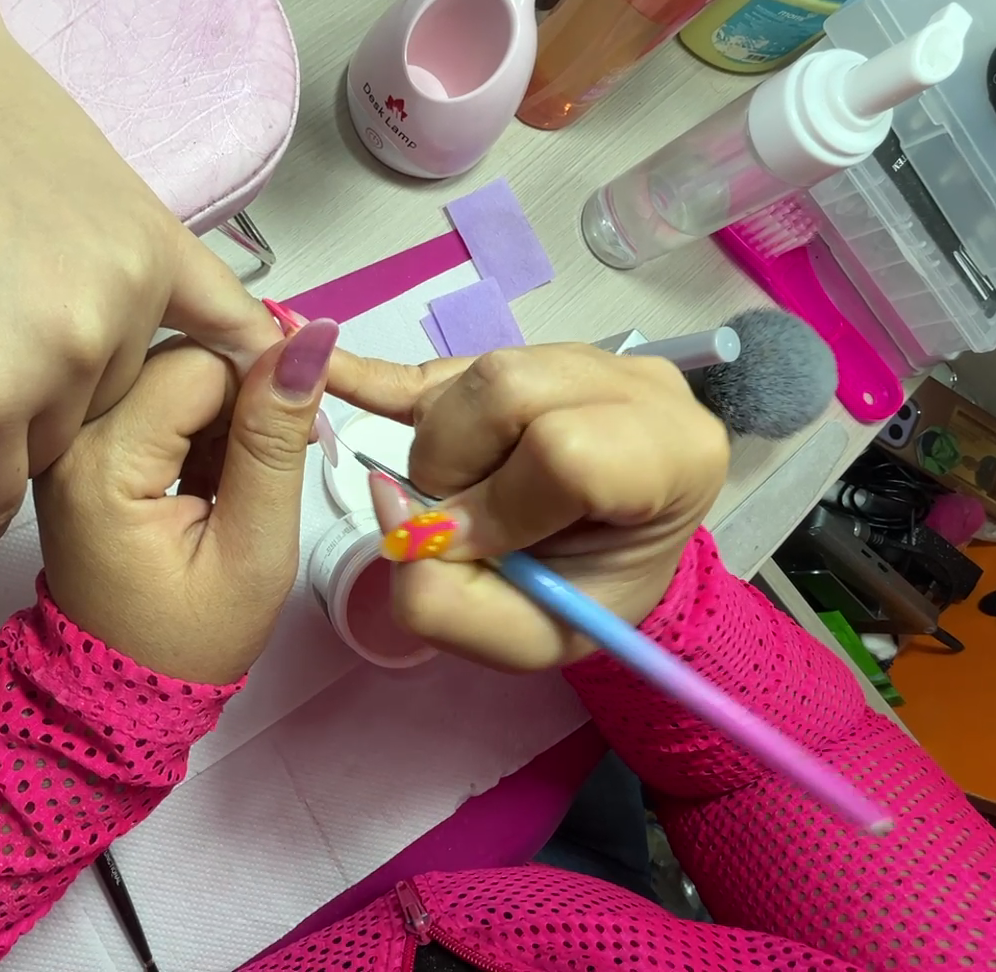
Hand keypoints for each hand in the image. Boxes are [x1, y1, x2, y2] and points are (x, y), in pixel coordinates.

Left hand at [34, 321, 337, 683]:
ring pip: (168, 372)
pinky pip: (151, 399)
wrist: (123, 686)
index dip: (263, 379)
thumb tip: (310, 343)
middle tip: (273, 458)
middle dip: (242, 394)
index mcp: (104, 463)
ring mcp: (69, 439)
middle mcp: (71, 436)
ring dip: (221, 409)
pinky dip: (196, 423)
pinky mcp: (81, 447)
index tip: (299, 429)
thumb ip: (276, 442)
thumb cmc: (192, 636)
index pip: (198, 363)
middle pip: (178, 359)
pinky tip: (212, 471)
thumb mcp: (255, 548)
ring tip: (238, 476)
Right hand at [329, 345, 728, 671]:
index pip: (564, 451)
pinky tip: (323, 364)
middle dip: (452, 466)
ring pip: (468, 376)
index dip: (500, 505)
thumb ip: (445, 601)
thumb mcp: (526, 640)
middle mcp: (633, 385)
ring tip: (461, 489)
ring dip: (439, 444)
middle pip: (503, 389)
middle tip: (459, 518)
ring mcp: (577, 356)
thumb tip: (390, 500)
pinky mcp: (513, 354)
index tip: (476, 546)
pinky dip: (370, 375)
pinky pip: (434, 363)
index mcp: (671, 456)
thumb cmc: (581, 600)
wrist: (606, 559)